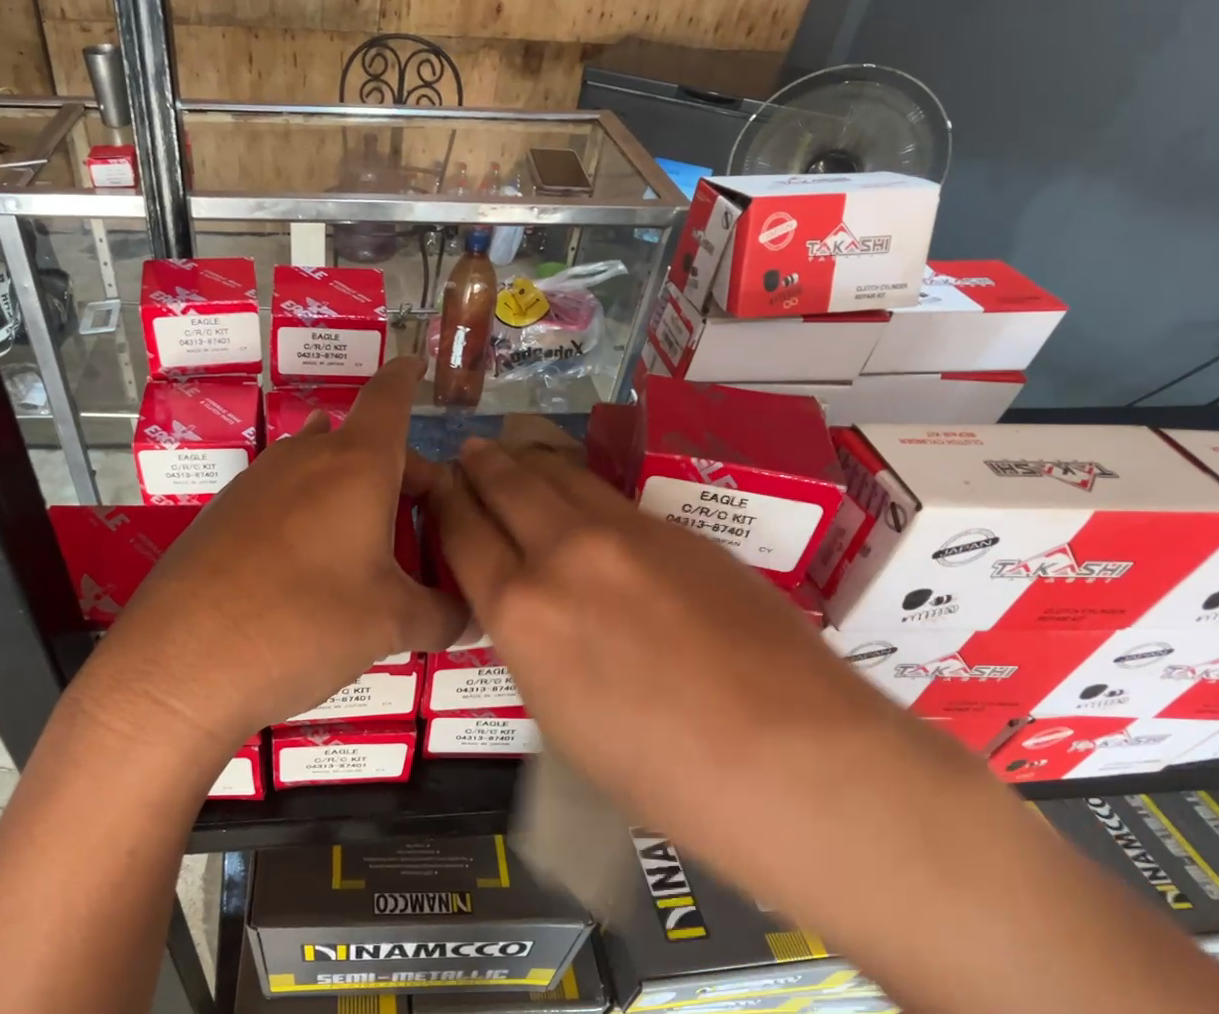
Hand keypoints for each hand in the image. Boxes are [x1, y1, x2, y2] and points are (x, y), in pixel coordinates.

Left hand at [85, 356, 466, 747]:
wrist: (181, 662)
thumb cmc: (304, 625)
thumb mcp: (390, 624)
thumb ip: (443, 615)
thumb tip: (472, 619)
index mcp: (356, 464)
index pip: (389, 397)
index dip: (409, 378)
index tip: (419, 366)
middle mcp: (303, 458)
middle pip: (361, 441)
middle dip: (398, 471)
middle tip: (423, 523)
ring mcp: (255, 483)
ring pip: (318, 468)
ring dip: (352, 493)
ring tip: (372, 542)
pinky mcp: (222, 515)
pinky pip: (283, 498)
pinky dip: (312, 515)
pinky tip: (312, 566)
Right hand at [428, 437, 910, 824]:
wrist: (784, 752)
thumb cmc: (656, 770)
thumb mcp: (557, 715)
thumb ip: (530, 645)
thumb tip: (529, 611)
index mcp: (520, 609)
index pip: (463, 533)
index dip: (443, 504)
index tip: (435, 488)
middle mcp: (562, 553)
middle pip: (506, 485)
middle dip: (479, 465)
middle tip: (467, 452)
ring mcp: (626, 532)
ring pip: (561, 474)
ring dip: (527, 459)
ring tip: (511, 448)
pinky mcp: (678, 529)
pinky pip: (611, 494)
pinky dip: (579, 481)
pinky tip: (578, 485)